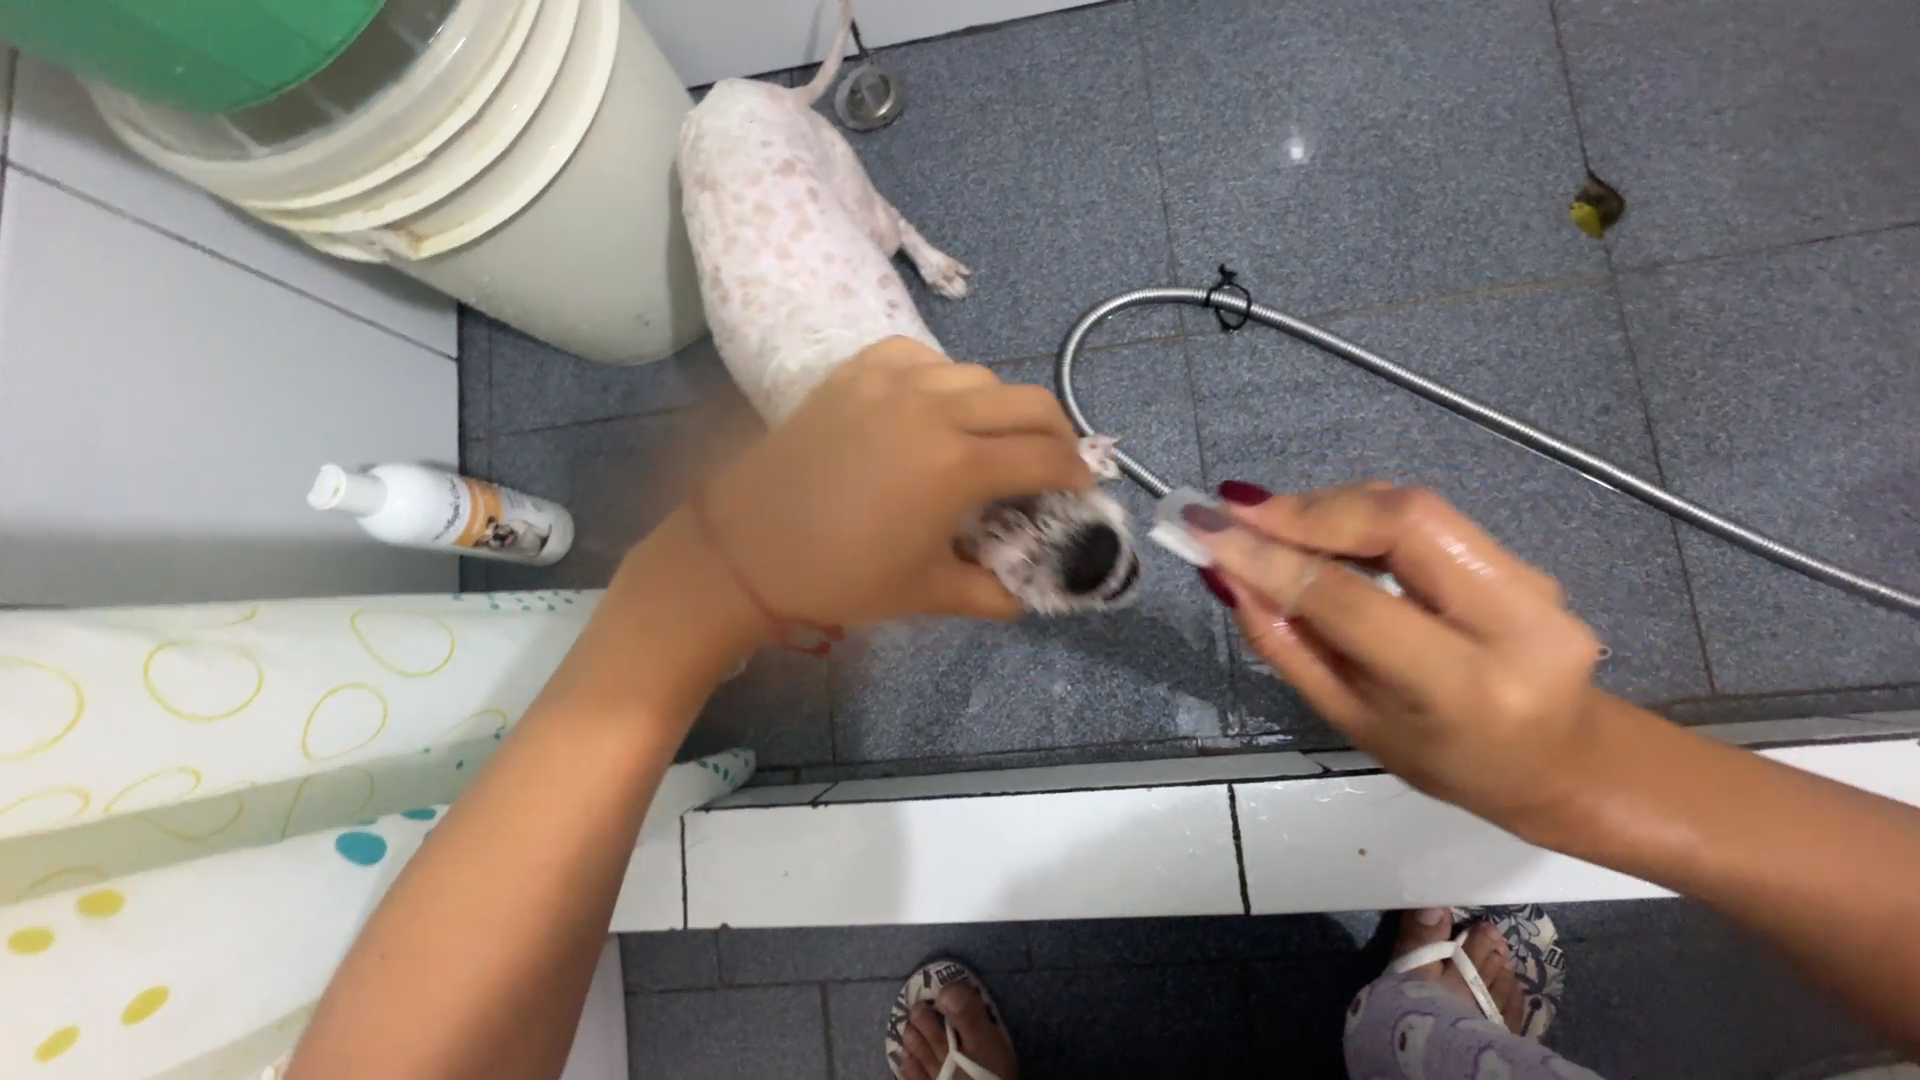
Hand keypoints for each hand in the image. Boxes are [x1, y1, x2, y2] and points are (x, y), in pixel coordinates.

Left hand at [697, 337, 1091, 628]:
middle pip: (1028, 403)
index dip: (1076, 476)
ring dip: (1001, 407)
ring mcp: (892, 382)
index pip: (1046, 458)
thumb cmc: (838, 577)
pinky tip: (934, 406)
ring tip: (993, 438)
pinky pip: (920, 357)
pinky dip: (943, 379)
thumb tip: (1028, 594)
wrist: (744, 548)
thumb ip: (992, 593)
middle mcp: (935, 409)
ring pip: (978, 376)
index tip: (1082, 492)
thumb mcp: (925, 594)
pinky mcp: (855, 372)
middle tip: (1052, 465)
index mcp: (958, 465)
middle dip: (1056, 434)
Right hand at [1195, 483, 1602, 822]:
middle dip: (1307, 510)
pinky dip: (1359, 514)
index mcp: (1463, 687)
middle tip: (1236, 511)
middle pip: (1401, 520)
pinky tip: (1318, 529)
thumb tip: (1227, 576)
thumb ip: (1286, 645)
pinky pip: (1428, 517)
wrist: (1562, 762)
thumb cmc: (1443, 761)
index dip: (1270, 559)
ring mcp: (1532, 582)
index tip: (1204, 530)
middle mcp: (1514, 621)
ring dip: (1328, 507)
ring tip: (1267, 522)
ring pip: (1414, 507)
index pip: (1351, 600)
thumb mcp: (1350, 720)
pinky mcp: (1526, 559)